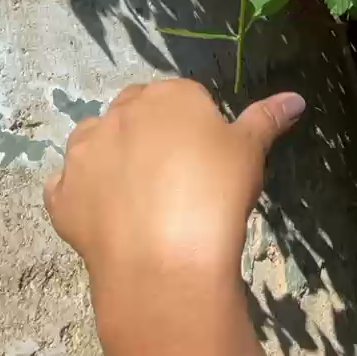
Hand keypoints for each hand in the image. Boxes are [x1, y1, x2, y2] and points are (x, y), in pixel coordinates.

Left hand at [44, 79, 305, 281]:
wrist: (166, 260)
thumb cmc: (216, 192)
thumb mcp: (251, 150)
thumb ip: (268, 117)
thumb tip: (296, 99)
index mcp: (169, 95)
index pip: (182, 95)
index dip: (196, 123)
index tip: (207, 154)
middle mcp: (120, 113)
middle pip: (136, 111)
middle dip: (151, 131)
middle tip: (177, 171)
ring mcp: (83, 154)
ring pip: (95, 141)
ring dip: (111, 155)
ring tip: (141, 192)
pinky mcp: (60, 196)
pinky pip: (67, 186)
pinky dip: (82, 194)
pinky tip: (108, 214)